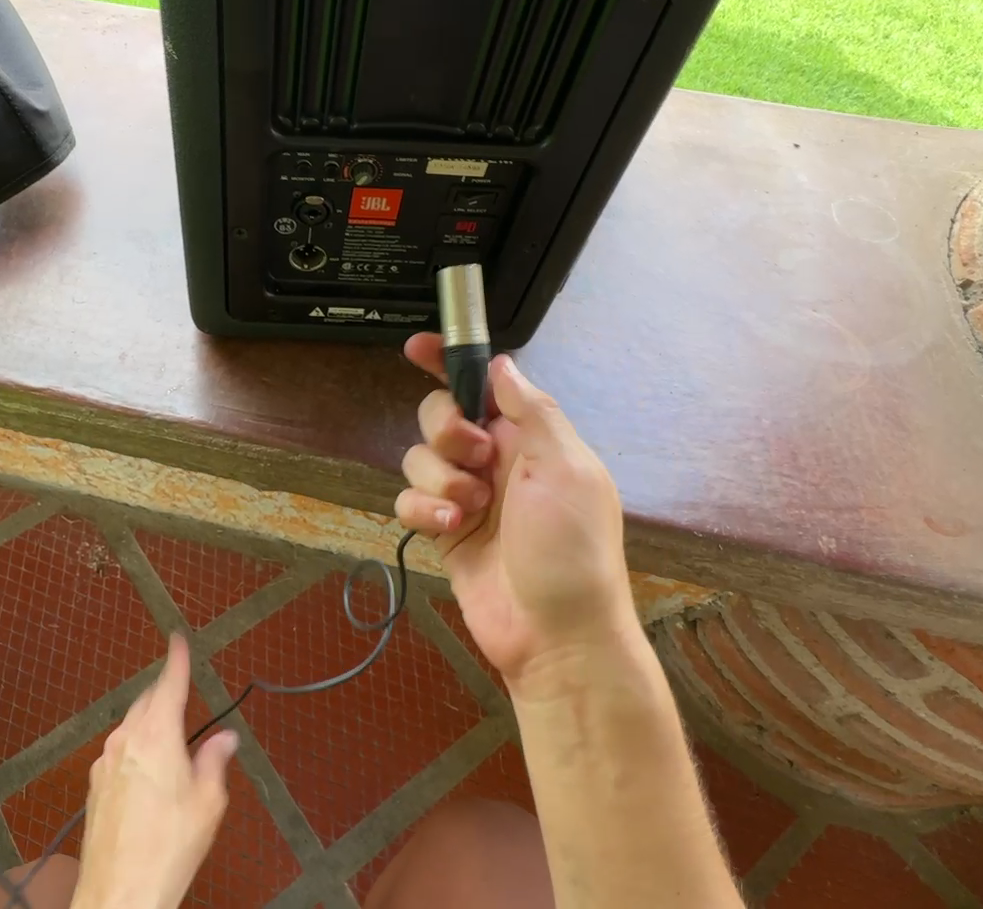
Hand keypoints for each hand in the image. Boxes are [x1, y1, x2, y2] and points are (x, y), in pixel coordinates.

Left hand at [70, 633, 237, 908]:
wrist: (120, 894)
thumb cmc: (169, 847)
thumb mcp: (208, 801)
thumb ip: (214, 760)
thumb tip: (224, 739)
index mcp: (157, 735)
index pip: (169, 683)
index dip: (176, 658)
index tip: (177, 638)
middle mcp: (126, 740)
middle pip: (148, 701)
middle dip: (165, 691)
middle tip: (182, 689)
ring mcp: (105, 762)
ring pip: (132, 726)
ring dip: (151, 722)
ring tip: (172, 741)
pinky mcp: (95, 785)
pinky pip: (120, 752)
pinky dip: (137, 749)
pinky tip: (149, 774)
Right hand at [397, 336, 636, 692]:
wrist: (555, 635)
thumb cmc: (572, 547)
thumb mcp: (567, 469)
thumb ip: (532, 411)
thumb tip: (502, 364)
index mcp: (530, 439)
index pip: (485, 385)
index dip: (450, 362)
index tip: (416, 348)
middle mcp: (495, 461)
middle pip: (441, 418)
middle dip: (445, 431)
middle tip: (472, 456)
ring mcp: (466, 497)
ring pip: (420, 459)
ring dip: (439, 480)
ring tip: (469, 510)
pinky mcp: (444, 529)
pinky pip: (410, 501)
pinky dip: (422, 510)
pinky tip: (448, 528)